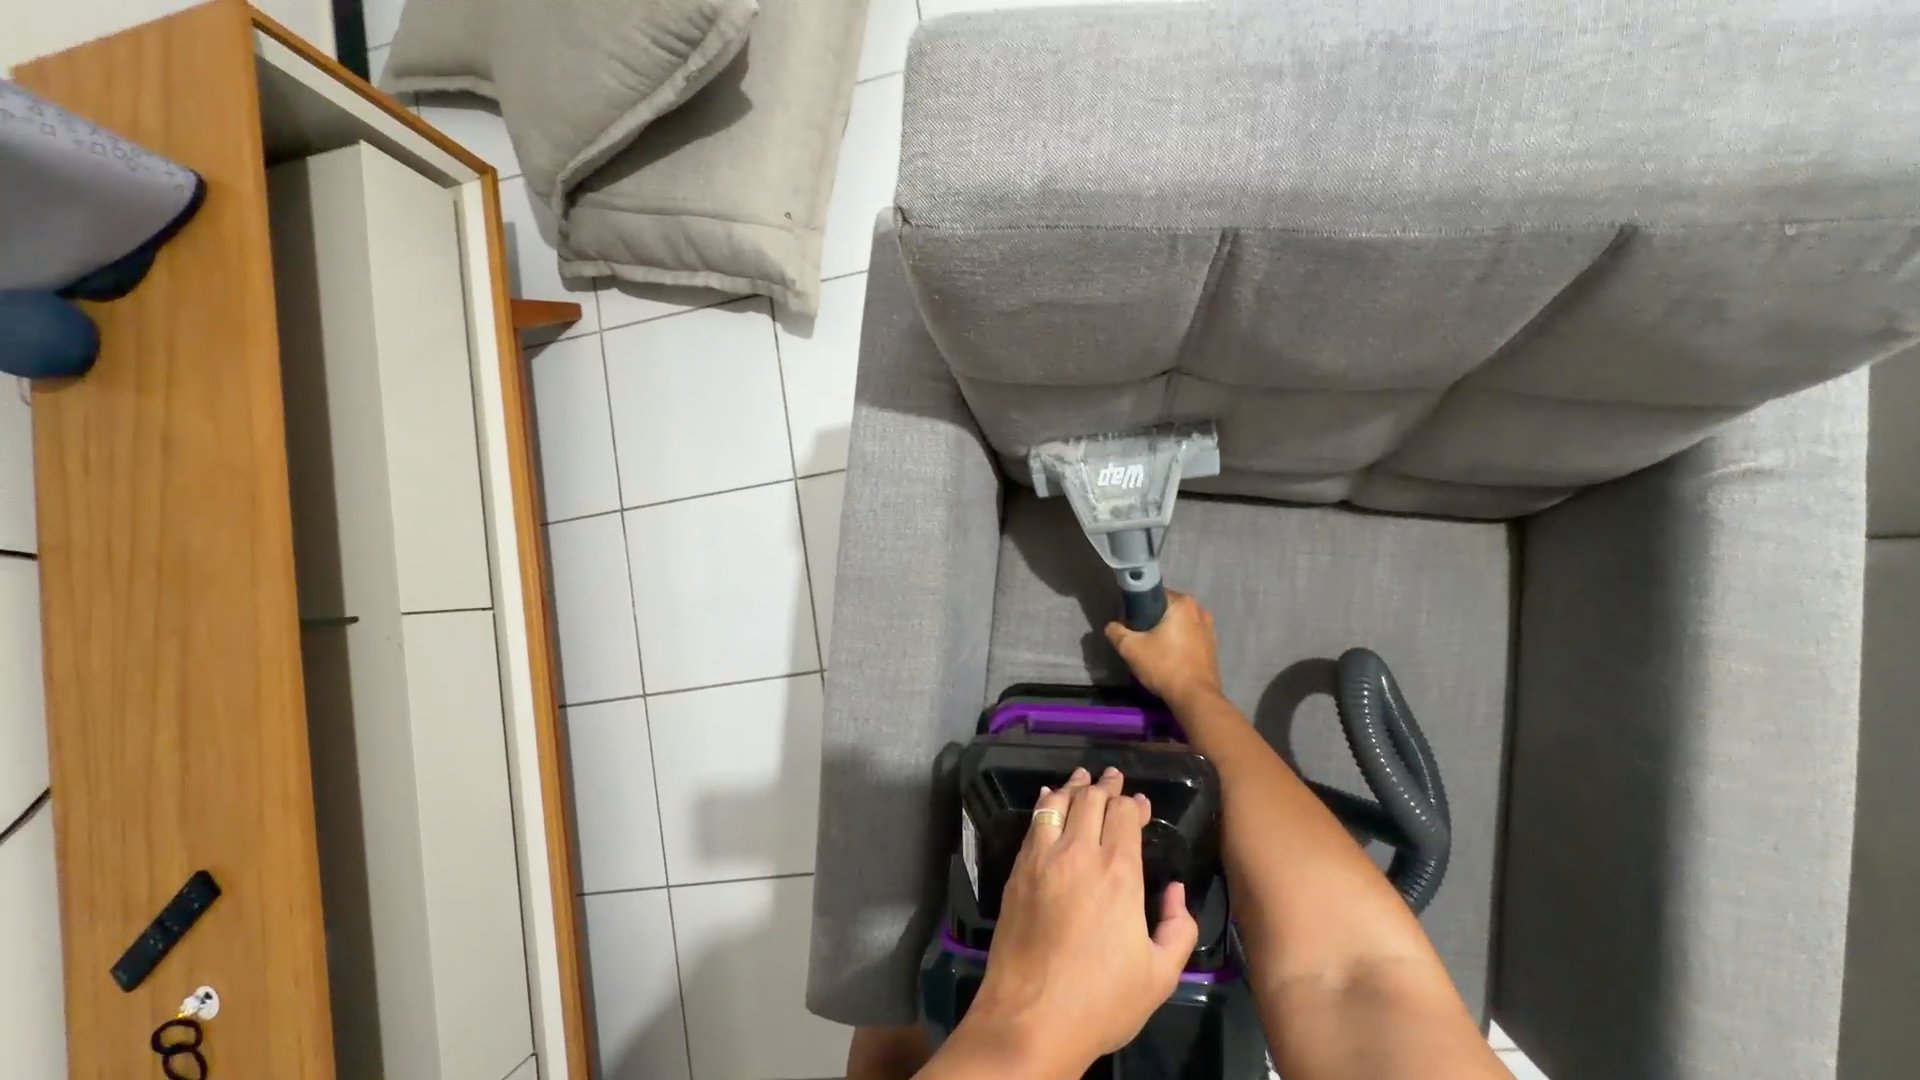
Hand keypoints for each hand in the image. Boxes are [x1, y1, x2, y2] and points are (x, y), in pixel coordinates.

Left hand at [955, 767, 1199, 1078]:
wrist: (1030, 1019)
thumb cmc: (1101, 1001)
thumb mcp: (1160, 975)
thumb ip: (1179, 927)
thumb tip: (1176, 891)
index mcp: (1118, 872)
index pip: (1125, 814)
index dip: (1135, 803)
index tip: (1141, 804)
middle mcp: (1078, 854)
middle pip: (1092, 800)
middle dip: (1106, 784)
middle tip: (1114, 776)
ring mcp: (1042, 860)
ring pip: (1058, 803)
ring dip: (1074, 786)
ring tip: (1083, 776)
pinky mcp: (1017, 872)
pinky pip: (1034, 823)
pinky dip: (1046, 804)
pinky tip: (1049, 799)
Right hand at [1104, 591, 1223, 708]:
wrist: (1195, 698)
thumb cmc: (1164, 666)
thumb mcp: (1131, 649)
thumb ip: (1117, 632)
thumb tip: (1111, 626)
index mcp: (1183, 604)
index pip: (1155, 594)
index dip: (1139, 605)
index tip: (1130, 620)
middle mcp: (1200, 611)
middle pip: (1168, 609)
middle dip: (1153, 620)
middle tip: (1138, 637)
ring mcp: (1210, 629)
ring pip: (1180, 624)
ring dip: (1167, 632)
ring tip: (1153, 649)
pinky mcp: (1213, 647)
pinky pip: (1190, 637)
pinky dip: (1178, 643)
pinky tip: (1168, 658)